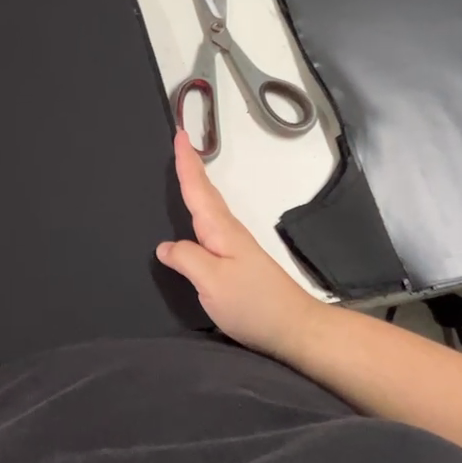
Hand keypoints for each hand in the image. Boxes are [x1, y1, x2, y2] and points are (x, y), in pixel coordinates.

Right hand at [156, 131, 325, 355]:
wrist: (296, 328)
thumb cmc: (253, 303)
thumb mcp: (212, 283)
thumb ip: (186, 259)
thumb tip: (165, 245)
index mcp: (219, 229)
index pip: (198, 189)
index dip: (186, 163)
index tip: (179, 134)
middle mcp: (228, 230)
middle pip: (205, 192)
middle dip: (191, 166)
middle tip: (179, 142)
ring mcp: (235, 245)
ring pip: (209, 206)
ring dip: (196, 184)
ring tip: (184, 169)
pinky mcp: (238, 261)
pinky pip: (212, 223)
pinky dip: (202, 207)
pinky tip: (197, 217)